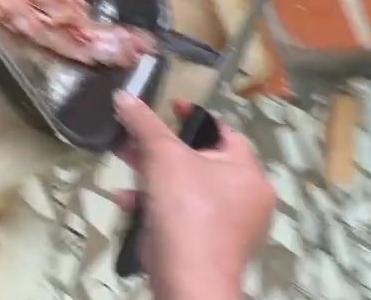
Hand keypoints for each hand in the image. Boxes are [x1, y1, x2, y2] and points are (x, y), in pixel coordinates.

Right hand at [113, 92, 273, 299]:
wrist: (189, 276)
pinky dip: (155, 200)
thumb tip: (123, 95)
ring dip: (150, 172)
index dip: (194, 115)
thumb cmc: (186, 206)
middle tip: (132, 135)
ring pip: (185, 183)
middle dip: (159, 145)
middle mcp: (246, 198)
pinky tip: (128, 200)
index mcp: (247, 174)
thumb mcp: (161, 153)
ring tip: (123, 163)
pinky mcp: (208, 240)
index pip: (225, 132)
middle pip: (199, 157)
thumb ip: (143, 121)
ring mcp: (229, 223)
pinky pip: (181, 208)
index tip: (166, 106)